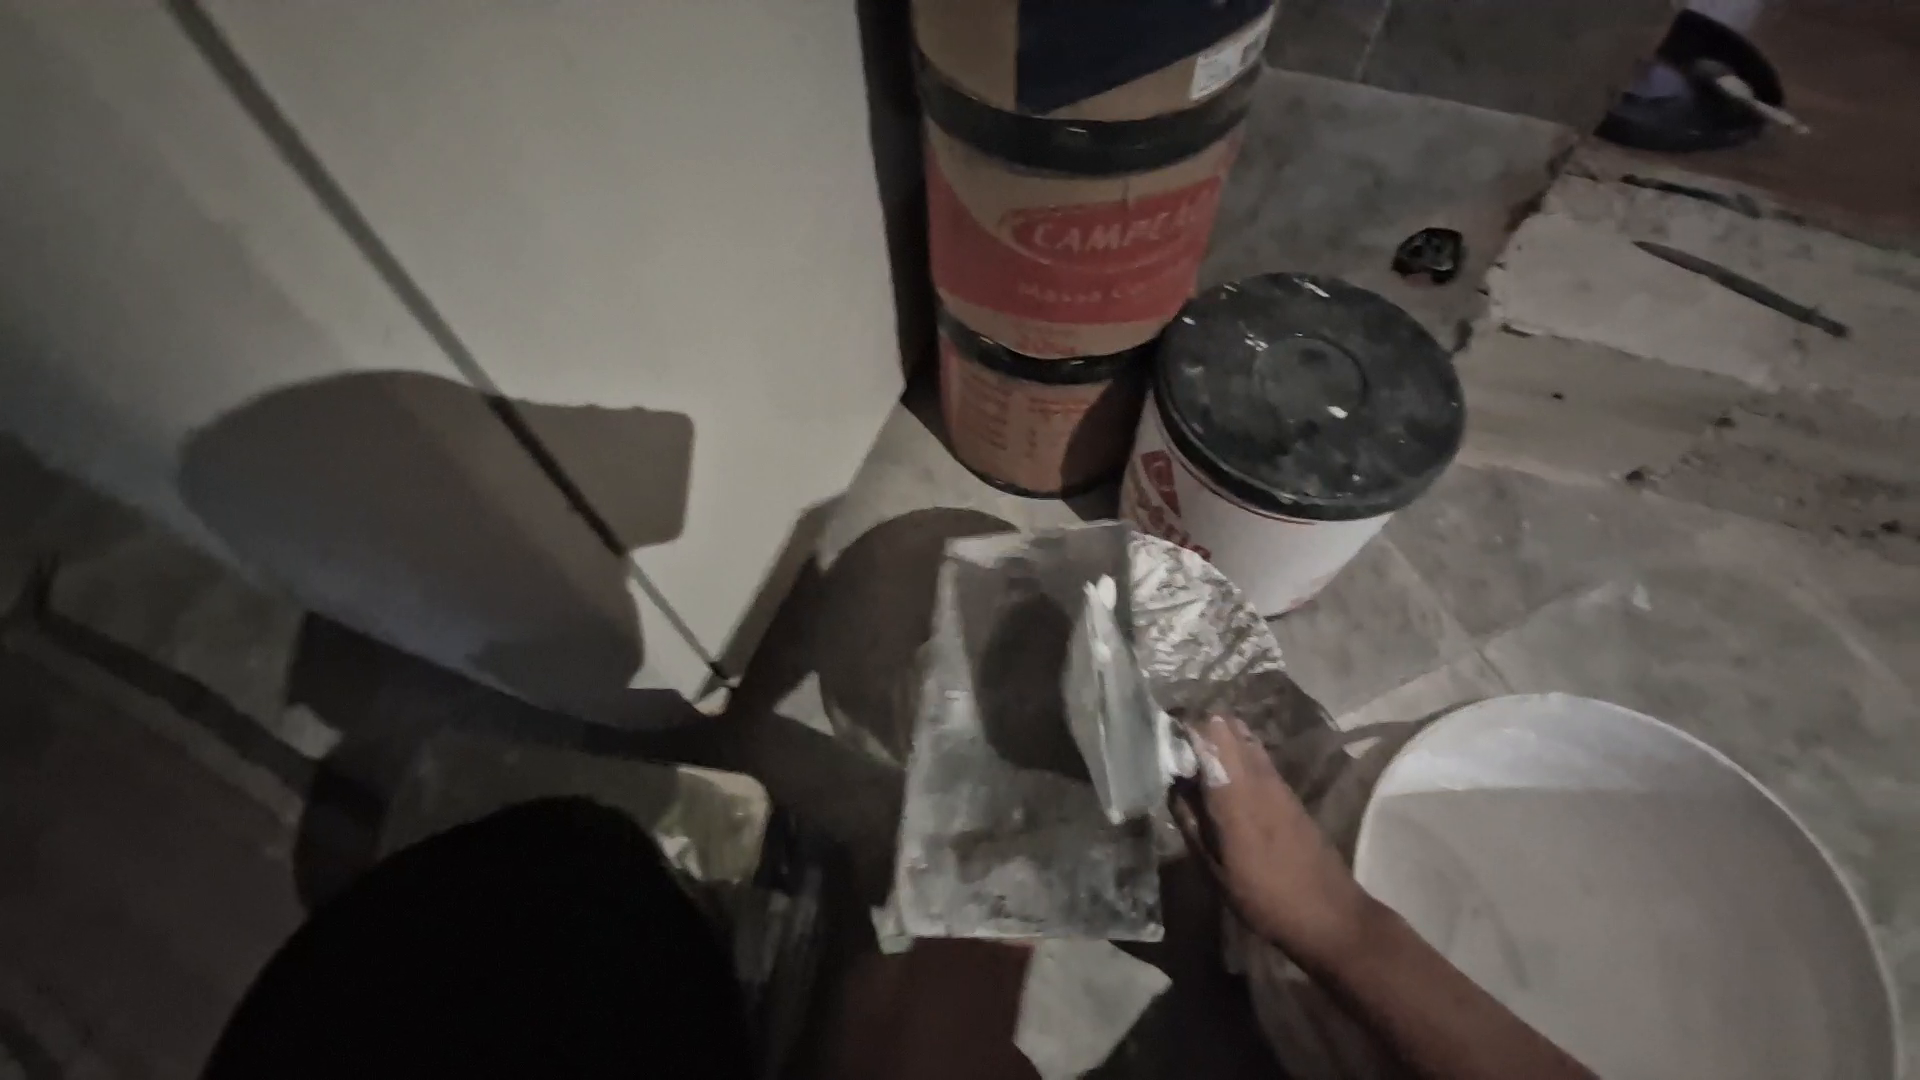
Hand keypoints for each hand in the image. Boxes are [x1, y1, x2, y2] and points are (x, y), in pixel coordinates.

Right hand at [1170, 714, 1375, 970]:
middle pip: (1227, 726)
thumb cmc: (1265, 898)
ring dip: (1219, 740)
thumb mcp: (1214, 869)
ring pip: (1243, 736)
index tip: (1162, 741)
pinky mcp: (1289, 791)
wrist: (1331, 916)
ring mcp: (1277, 781)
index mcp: (1234, 794)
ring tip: (1197, 763)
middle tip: (1178, 750)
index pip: (1209, 734)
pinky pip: (1256, 755)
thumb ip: (1190, 822)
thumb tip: (1173, 786)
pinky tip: (1224, 780)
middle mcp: (1257, 776)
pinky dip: (1236, 754)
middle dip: (1199, 729)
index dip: (1183, 729)